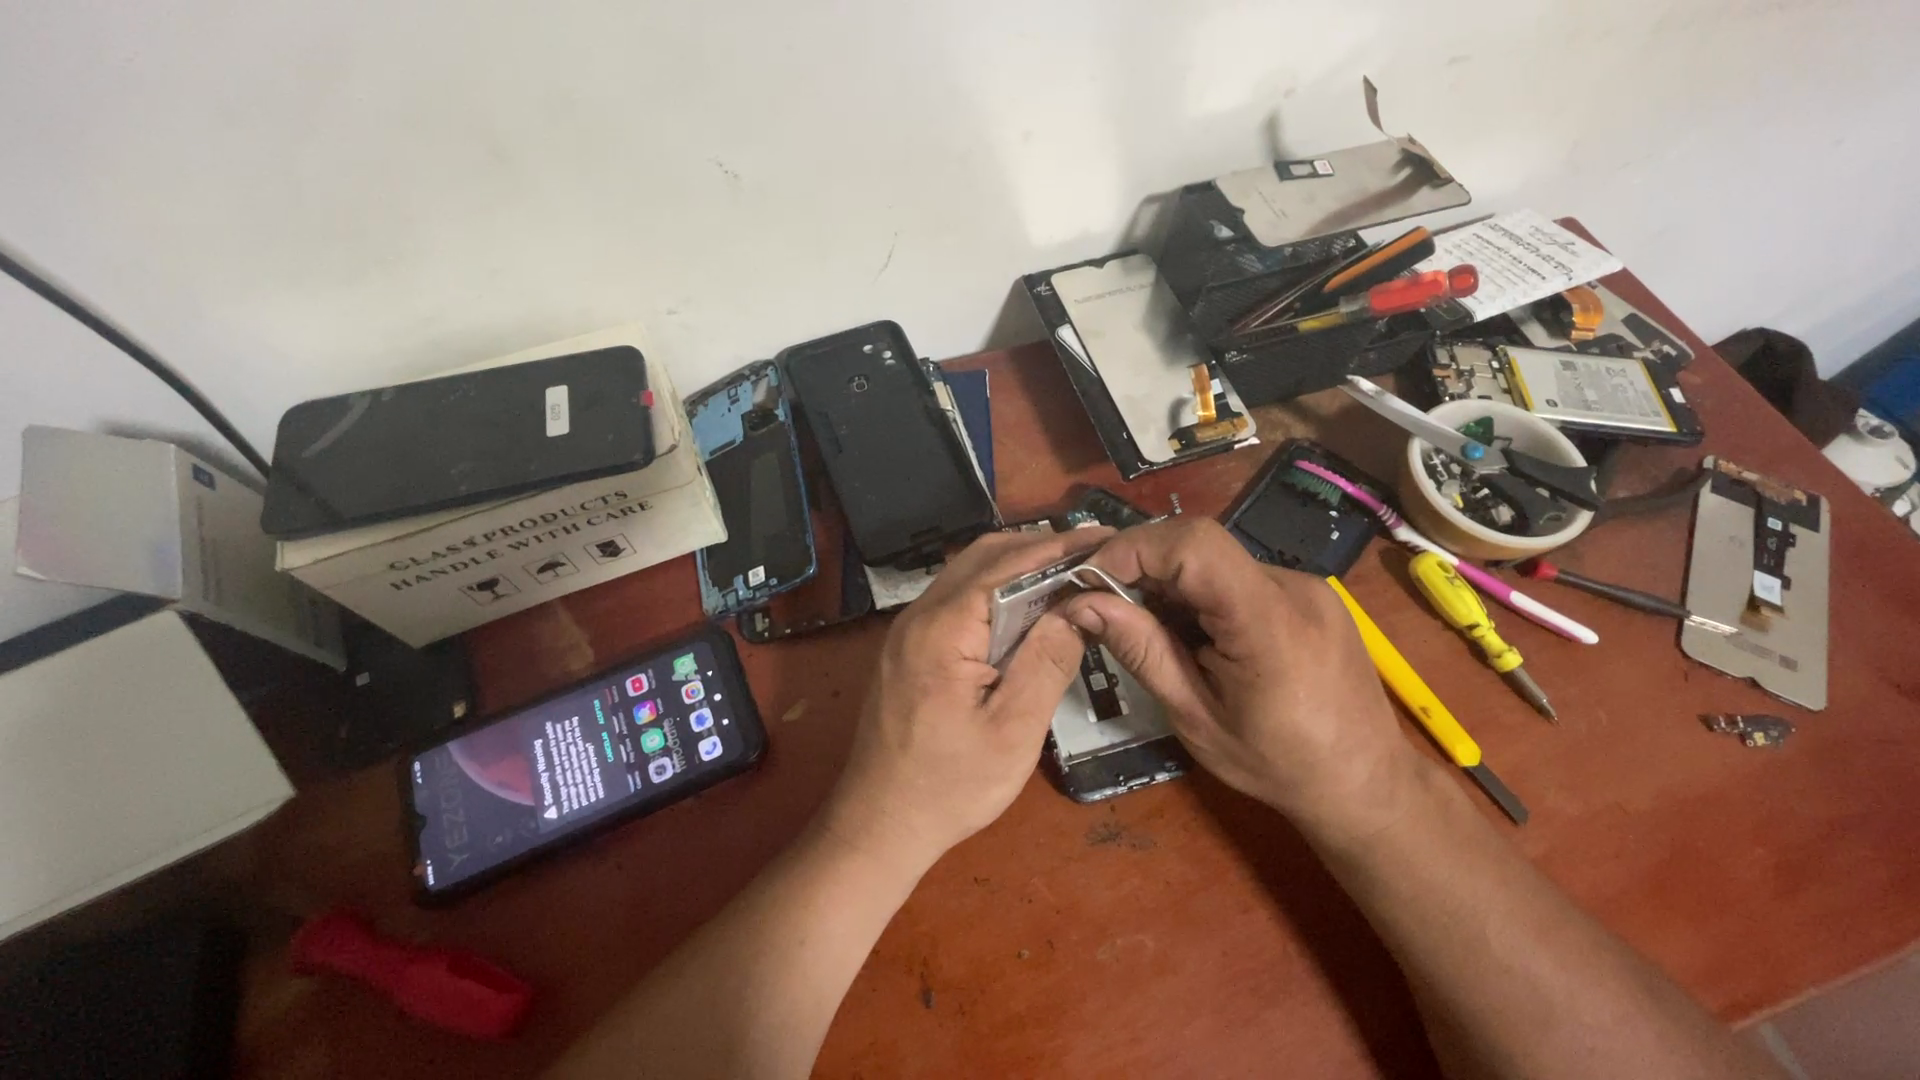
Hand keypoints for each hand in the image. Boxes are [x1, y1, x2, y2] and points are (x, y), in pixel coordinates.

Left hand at [817, 527, 1112, 872]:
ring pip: (965, 574)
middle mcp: (918, 617)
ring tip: (1068, 573)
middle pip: (981, 557)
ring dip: (1014, 566)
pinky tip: (1024, 607)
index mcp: (942, 629)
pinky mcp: (907, 650)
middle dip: (1038, 547)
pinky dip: (992, 590)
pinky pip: (954, 600)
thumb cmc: (950, 786)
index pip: (1006, 564)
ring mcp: (907, 632)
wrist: (879, 824)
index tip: (1106, 539)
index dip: (1058, 547)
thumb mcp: (1013, 731)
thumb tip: (1078, 605)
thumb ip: (1047, 661)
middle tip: (1092, 553)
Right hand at [1058, 518, 1420, 842]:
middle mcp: (1293, 586)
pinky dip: (1199, 590)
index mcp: (1268, 624)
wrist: (1365, 780)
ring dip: (1169, 580)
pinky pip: (1237, 573)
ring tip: (1146, 625)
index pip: (1194, 545)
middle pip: (1200, 544)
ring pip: (1215, 557)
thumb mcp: (1195, 718)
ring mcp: (1306, 584)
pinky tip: (1191, 631)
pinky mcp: (1308, 591)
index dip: (1133, 549)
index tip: (1089, 580)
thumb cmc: (1276, 764)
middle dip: (1141, 565)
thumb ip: (1142, 652)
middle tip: (1103, 603)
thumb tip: (1080, 603)